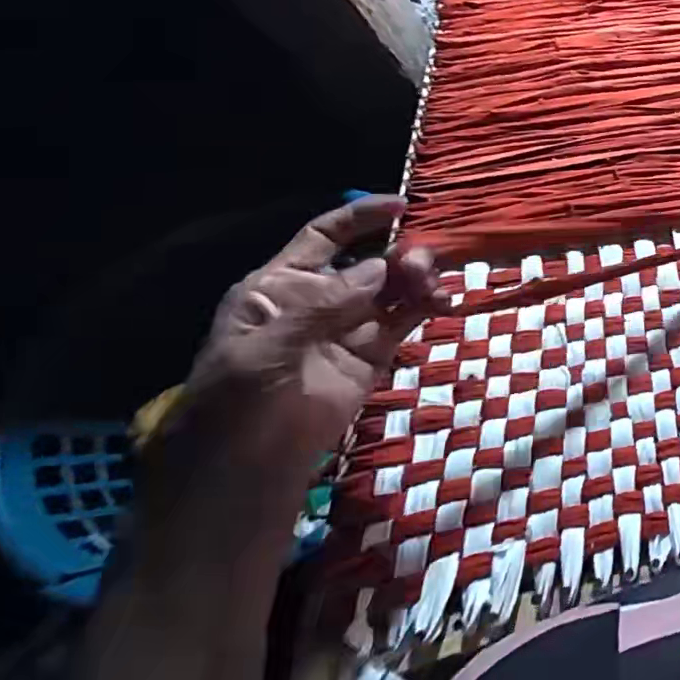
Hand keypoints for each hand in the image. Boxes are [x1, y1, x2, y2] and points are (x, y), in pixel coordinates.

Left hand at [150, 195, 442, 501]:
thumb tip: (381, 266)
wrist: (242, 475)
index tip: (401, 205)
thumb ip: (322, 305)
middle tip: (421, 266)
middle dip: (399, 255)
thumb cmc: (236, 405)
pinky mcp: (373, 354)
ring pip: (394, 287)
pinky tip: (443, 303)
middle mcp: (320, 298)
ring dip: (417, 278)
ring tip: (431, 289)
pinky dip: (427, 306)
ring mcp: (349, 326)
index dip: (361, 217)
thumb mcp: (264, 349)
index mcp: (281, 286)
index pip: (325, 236)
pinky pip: (406, 319)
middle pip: (370, 260)